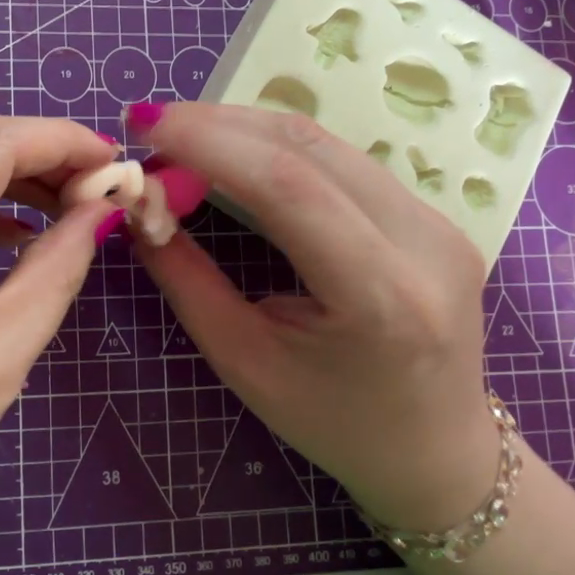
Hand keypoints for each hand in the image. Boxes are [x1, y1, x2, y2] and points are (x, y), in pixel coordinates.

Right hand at [127, 103, 502, 531]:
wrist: (436, 451)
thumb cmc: (330, 420)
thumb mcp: (241, 358)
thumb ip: (184, 275)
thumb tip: (137, 205)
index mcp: (381, 299)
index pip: (288, 188)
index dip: (209, 143)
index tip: (143, 127)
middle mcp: (424, 245)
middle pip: (306, 148)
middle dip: (216, 123)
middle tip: (150, 126)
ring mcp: (438, 222)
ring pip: (323, 141)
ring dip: (241, 125)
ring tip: (179, 133)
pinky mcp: (433, 212)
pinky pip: (339, 156)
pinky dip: (273, 143)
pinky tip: (232, 150)